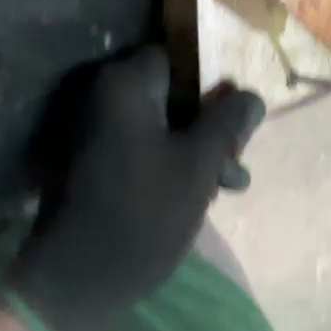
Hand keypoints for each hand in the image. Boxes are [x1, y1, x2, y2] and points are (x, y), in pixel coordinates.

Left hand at [10, 47, 264, 330]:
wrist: (79, 271)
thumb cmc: (144, 209)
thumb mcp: (198, 166)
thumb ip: (226, 125)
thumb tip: (251, 96)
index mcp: (123, 82)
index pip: (173, 59)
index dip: (207, 86)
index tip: (233, 121)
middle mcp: (101, 92)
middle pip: (166, 94)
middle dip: (205, 127)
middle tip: (235, 167)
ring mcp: (91, 125)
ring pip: (154, 124)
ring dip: (190, 149)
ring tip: (225, 189)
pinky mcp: (89, 156)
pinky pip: (135, 144)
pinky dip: (163, 161)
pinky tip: (194, 195)